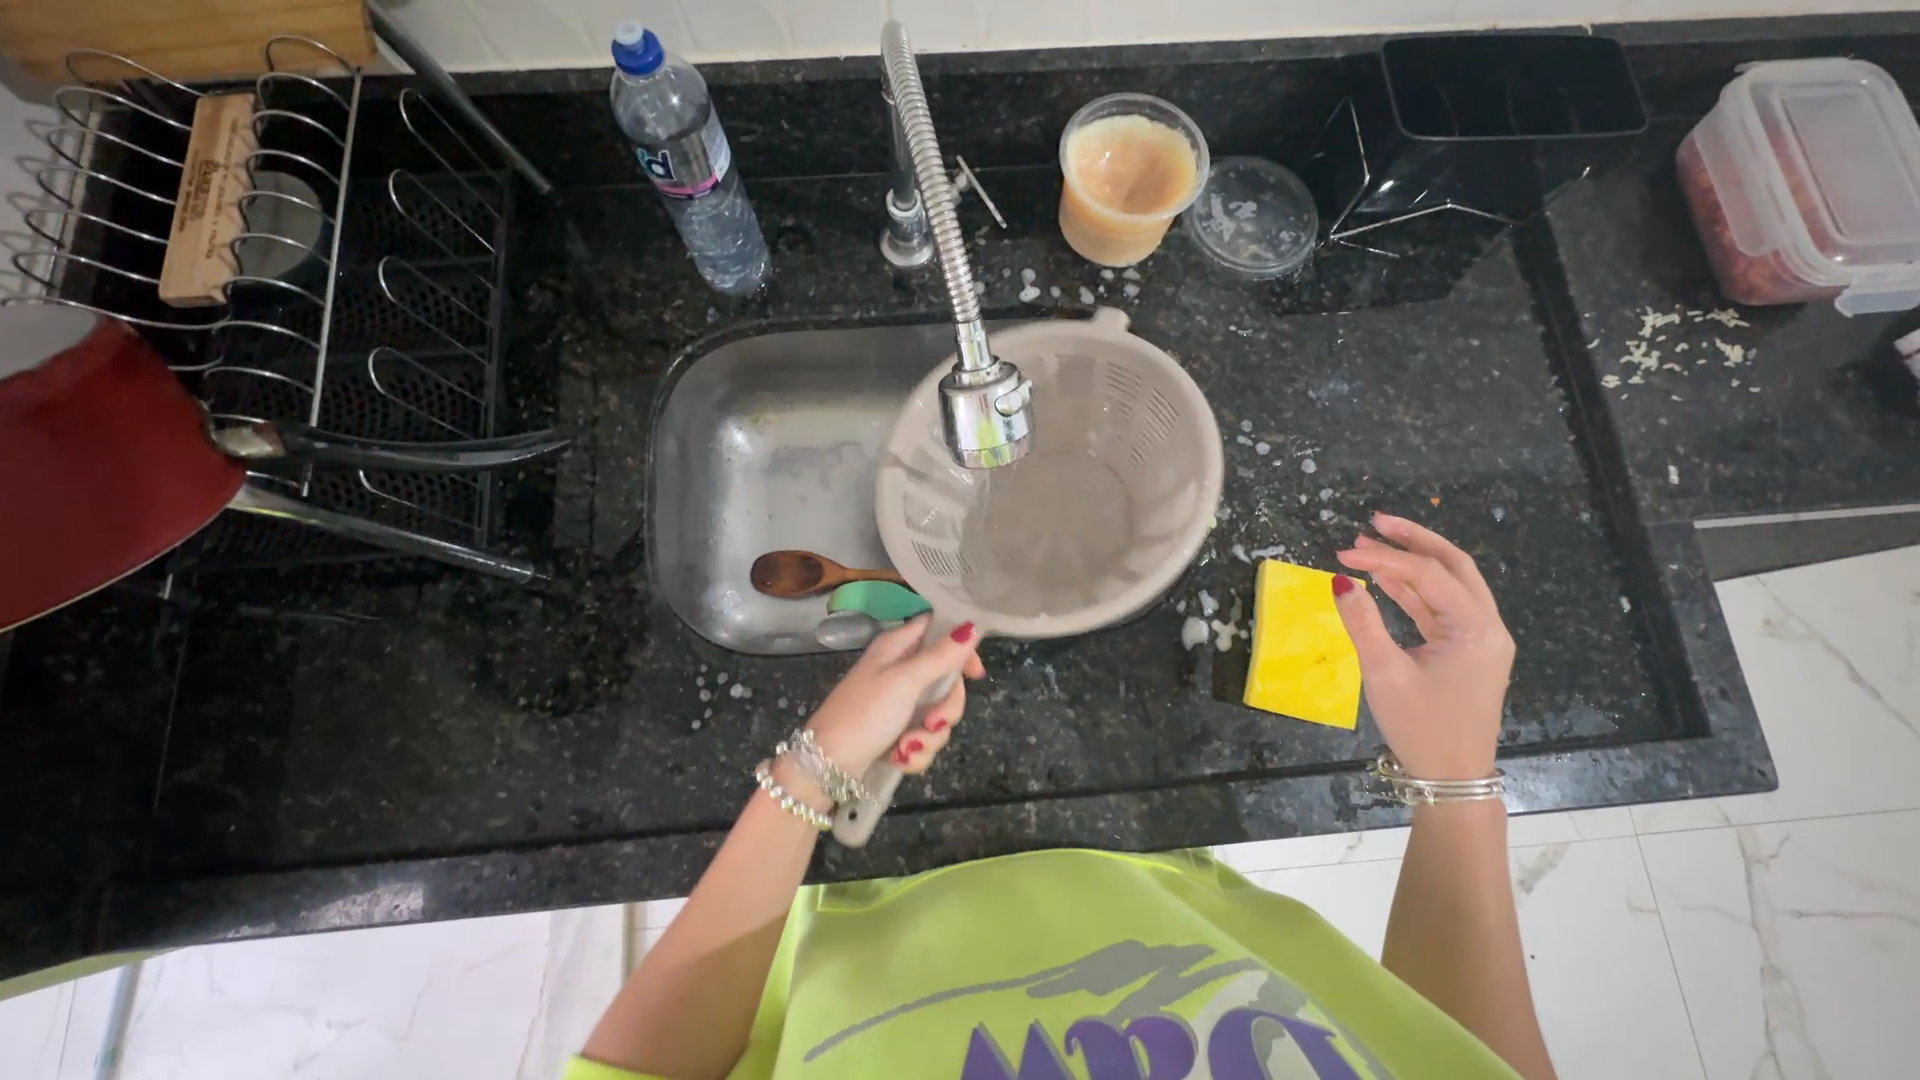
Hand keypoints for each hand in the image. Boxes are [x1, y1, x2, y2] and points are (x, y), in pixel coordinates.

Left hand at [803, 616, 984, 781]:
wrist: (827, 765)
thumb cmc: (864, 713)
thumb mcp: (905, 681)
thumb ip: (941, 655)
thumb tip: (972, 625)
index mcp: (897, 647)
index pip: (939, 630)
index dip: (961, 647)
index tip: (974, 674)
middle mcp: (900, 670)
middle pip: (947, 681)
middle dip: (944, 710)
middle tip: (930, 723)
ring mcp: (898, 703)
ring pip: (938, 714)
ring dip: (928, 737)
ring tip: (906, 748)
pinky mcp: (897, 731)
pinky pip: (924, 737)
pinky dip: (915, 752)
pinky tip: (898, 759)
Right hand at [1330, 512, 1514, 780]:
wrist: (1451, 776)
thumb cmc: (1421, 726)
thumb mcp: (1385, 674)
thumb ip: (1363, 623)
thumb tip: (1340, 580)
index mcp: (1476, 629)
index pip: (1428, 575)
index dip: (1384, 558)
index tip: (1341, 554)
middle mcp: (1486, 626)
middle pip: (1453, 565)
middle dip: (1415, 540)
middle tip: (1375, 521)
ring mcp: (1479, 638)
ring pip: (1449, 584)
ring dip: (1412, 562)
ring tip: (1372, 544)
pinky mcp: (1465, 651)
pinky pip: (1440, 608)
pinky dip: (1413, 590)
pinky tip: (1384, 580)